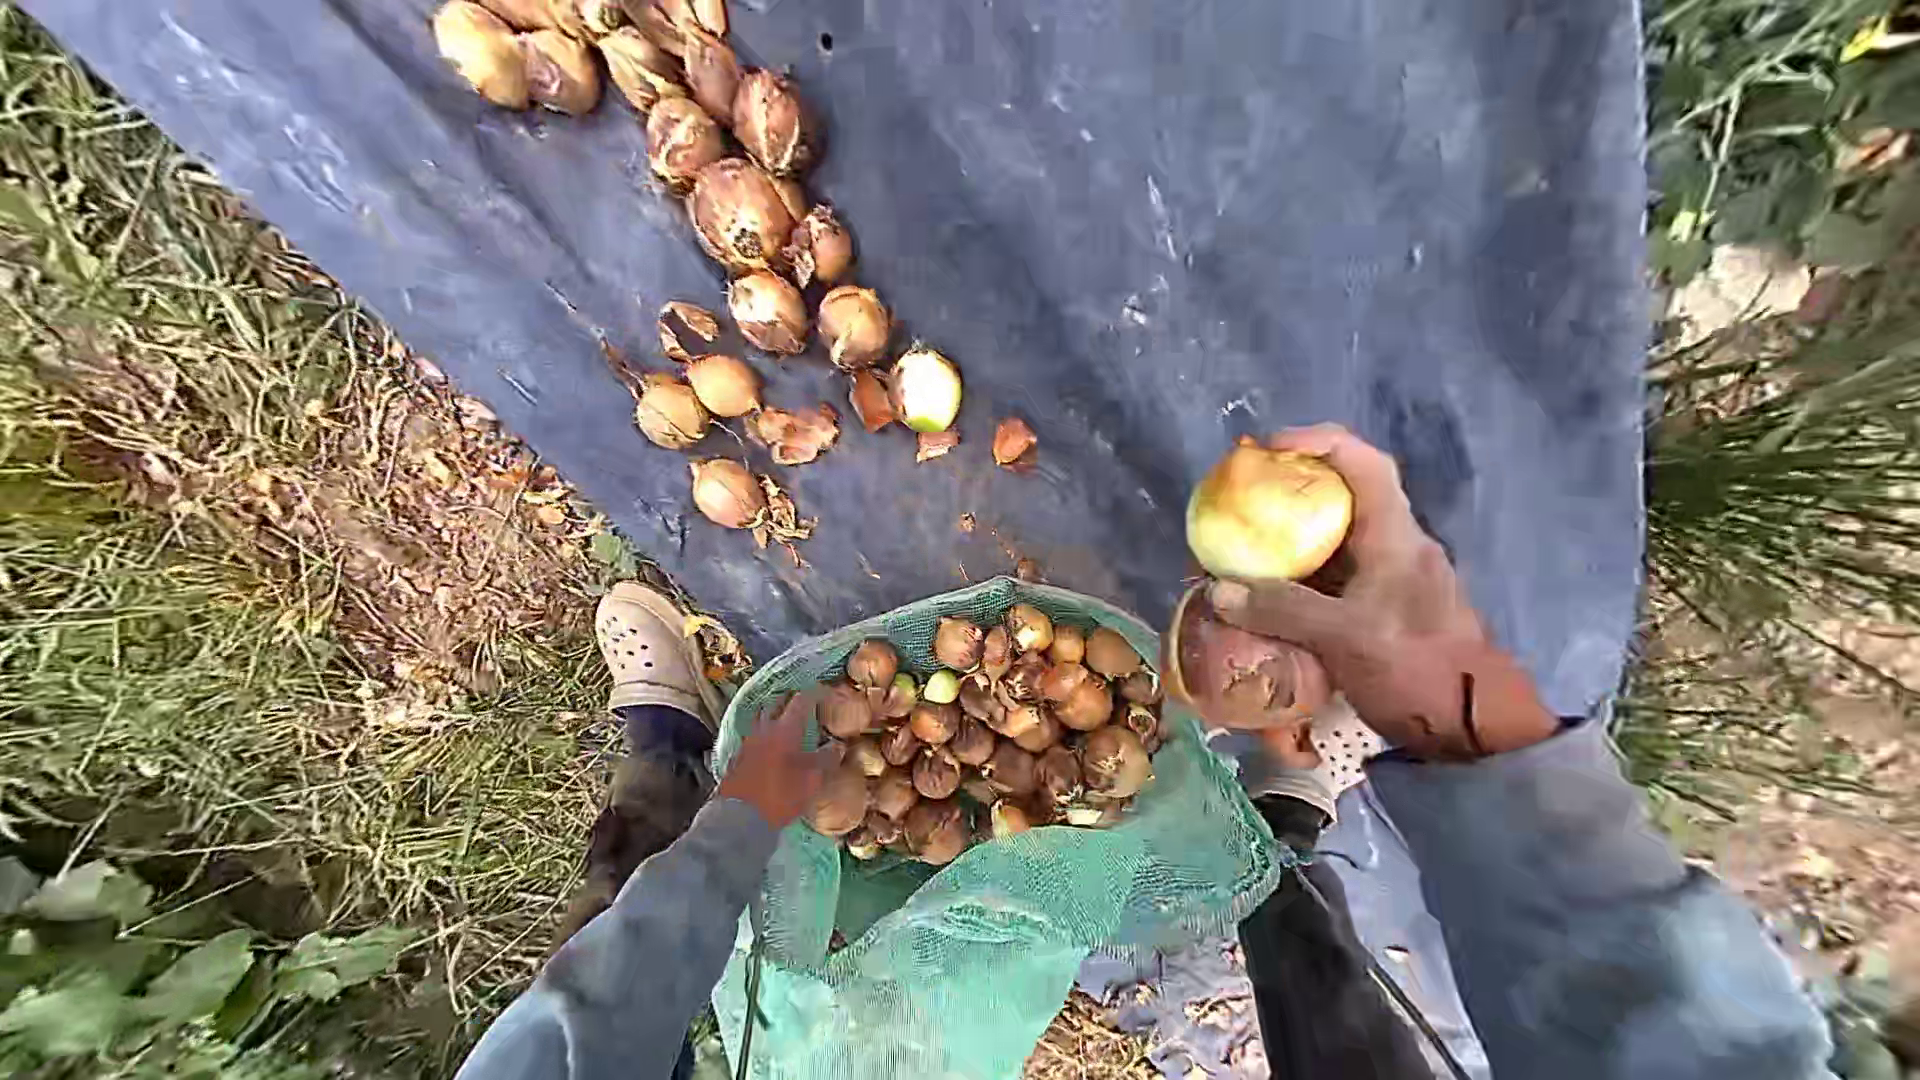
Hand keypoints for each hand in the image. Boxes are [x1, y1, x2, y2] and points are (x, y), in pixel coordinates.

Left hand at [716, 692, 830, 826]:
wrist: (738, 821)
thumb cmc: (780, 796)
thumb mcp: (811, 780)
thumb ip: (826, 760)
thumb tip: (838, 745)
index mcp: (785, 729)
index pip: (801, 700)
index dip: (814, 693)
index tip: (825, 691)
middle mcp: (764, 729)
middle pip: (776, 704)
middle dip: (790, 699)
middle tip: (803, 702)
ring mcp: (747, 743)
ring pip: (761, 719)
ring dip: (773, 715)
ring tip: (784, 720)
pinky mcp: (737, 758)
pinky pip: (752, 737)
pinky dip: (762, 735)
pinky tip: (767, 745)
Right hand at [1206, 425, 1555, 759]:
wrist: (1472, 733)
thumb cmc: (1422, 670)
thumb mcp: (1349, 638)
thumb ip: (1283, 610)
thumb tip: (1217, 590)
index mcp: (1395, 536)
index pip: (1364, 464)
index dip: (1317, 442)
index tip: (1268, 449)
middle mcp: (1388, 546)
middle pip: (1336, 496)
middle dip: (1284, 490)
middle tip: (1235, 500)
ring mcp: (1378, 578)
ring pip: (1324, 538)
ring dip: (1280, 535)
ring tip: (1232, 544)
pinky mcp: (1367, 606)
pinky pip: (1319, 575)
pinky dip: (1285, 574)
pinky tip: (1255, 591)